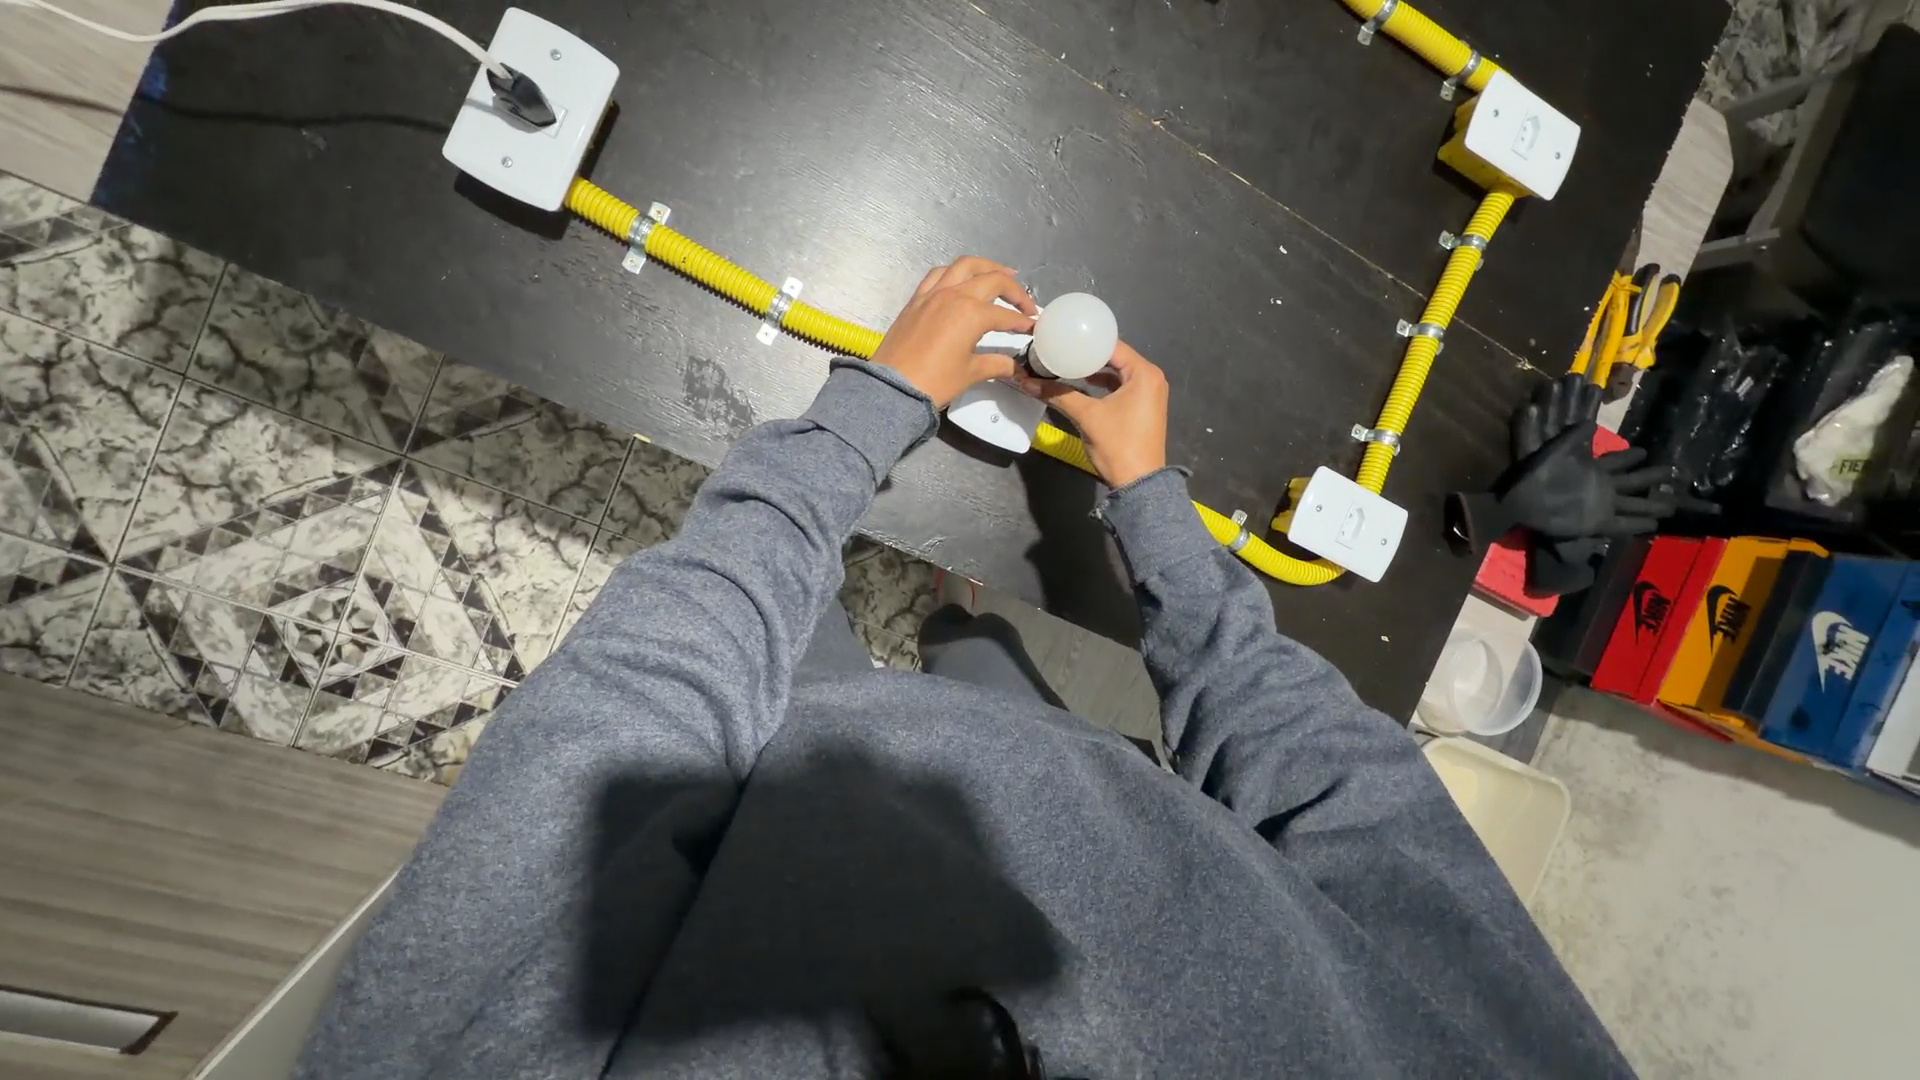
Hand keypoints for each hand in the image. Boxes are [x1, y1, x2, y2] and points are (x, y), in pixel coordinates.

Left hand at [871, 257, 1037, 407]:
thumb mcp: (970, 373)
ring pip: (964, 266)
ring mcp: (933, 293)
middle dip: (1013, 290)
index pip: (1005, 315)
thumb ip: (996, 364)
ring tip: (1000, 274)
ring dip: (986, 267)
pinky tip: (962, 279)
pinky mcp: (917, 299)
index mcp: (972, 314)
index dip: (1023, 322)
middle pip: (991, 280)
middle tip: (1025, 303)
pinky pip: (938, 274)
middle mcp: (954, 295)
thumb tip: (1014, 367)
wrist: (894, 387)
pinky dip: (955, 272)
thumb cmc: (935, 382)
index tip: (1033, 328)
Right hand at [1013, 341, 1168, 487]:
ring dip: (1095, 371)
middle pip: (1116, 357)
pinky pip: (1122, 387)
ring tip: (1067, 364)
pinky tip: (1082, 384)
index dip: (1087, 341)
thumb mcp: (1086, 416)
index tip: (1064, 337)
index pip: (1112, 346)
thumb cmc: (1117, 445)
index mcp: (1144, 373)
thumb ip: (1058, 395)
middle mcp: (1152, 378)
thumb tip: (1028, 382)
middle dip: (1089, 355)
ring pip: (1118, 373)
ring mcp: (1150, 393)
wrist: (1139, 483)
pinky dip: (1104, 385)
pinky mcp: (1144, 407)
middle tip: (1062, 349)